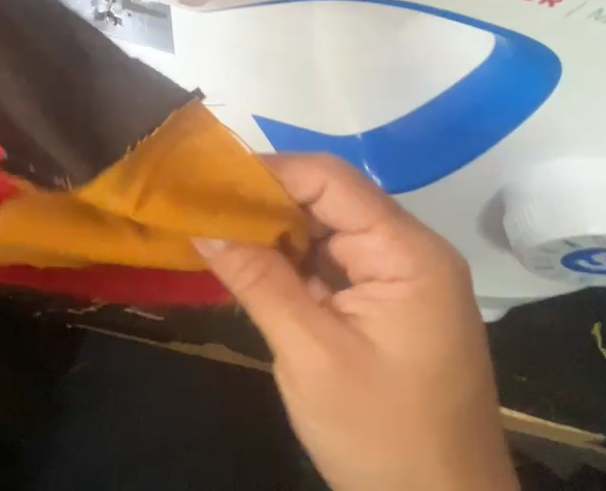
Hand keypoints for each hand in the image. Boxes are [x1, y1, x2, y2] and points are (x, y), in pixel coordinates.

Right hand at [193, 155, 516, 490]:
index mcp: (407, 254)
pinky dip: (284, 259)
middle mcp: (408, 252)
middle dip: (260, 200)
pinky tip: (243, 263)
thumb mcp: (308, 353)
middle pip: (324, 197)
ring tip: (209, 231)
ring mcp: (398, 279)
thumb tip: (197, 220)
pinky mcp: (383, 303)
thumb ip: (255, 278)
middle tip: (196, 208)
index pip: (327, 179)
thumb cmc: (383, 435)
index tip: (202, 183)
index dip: (264, 171)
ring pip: (320, 226)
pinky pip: (326, 259)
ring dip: (268, 230)